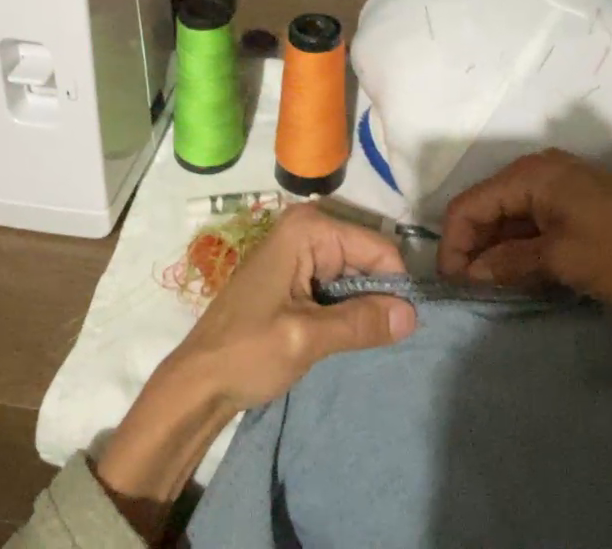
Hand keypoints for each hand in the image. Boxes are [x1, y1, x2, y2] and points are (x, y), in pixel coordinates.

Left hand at [163, 203, 416, 411]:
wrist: (198, 382)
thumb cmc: (246, 352)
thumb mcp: (307, 338)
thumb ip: (360, 322)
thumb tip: (413, 315)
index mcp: (307, 228)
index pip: (378, 248)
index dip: (395, 287)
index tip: (401, 327)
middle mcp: (306, 228)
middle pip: (368, 258)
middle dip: (379, 295)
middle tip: (377, 338)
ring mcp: (300, 251)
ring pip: (357, 274)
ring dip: (363, 306)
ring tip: (358, 339)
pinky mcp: (296, 275)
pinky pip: (339, 285)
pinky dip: (347, 310)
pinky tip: (342, 334)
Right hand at [438, 149, 611, 310]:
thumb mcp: (562, 260)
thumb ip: (509, 262)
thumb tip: (471, 272)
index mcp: (530, 174)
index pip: (468, 205)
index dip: (453, 244)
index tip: (453, 285)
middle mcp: (543, 170)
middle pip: (488, 206)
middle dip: (474, 246)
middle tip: (471, 289)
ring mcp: (567, 185)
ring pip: (513, 215)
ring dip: (499, 249)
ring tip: (494, 287)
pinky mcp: (586, 204)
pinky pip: (538, 220)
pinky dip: (525, 246)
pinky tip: (525, 274)